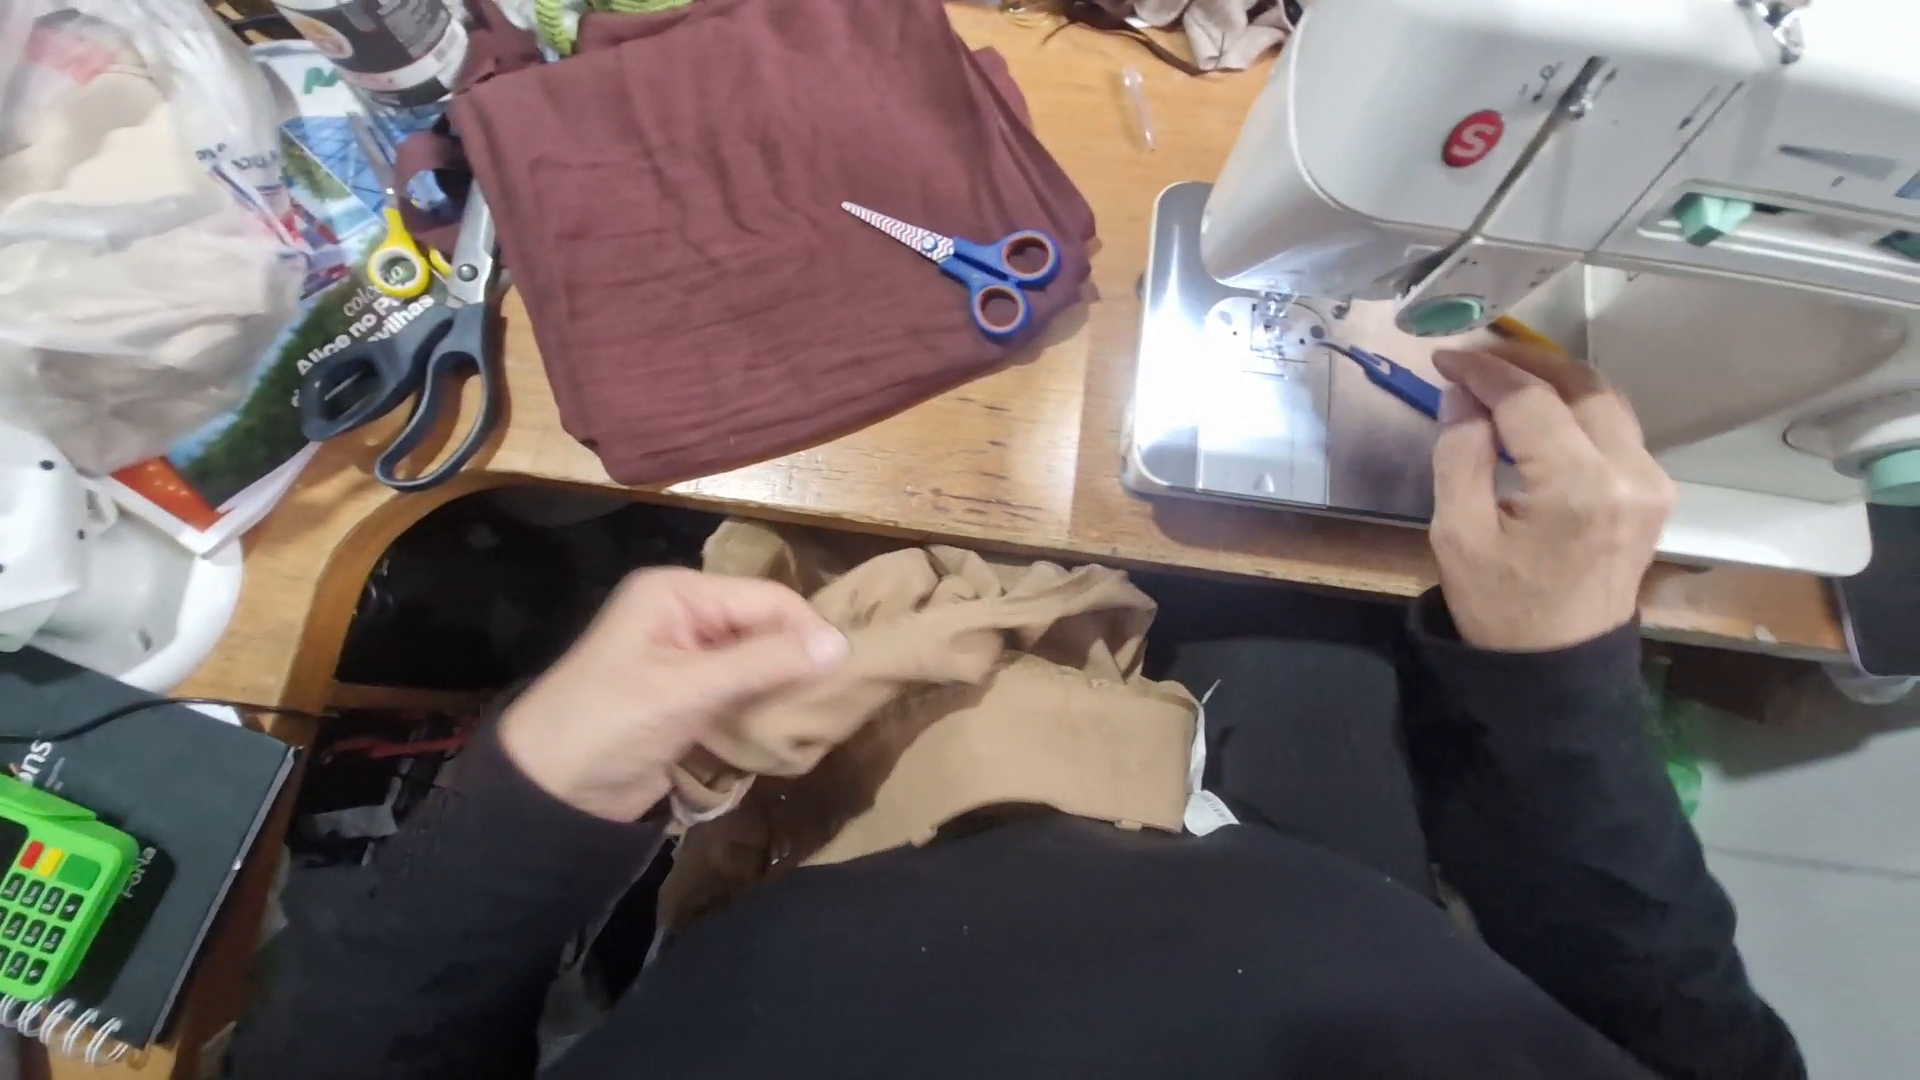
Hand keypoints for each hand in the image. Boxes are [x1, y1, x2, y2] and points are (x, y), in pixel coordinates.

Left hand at [498, 567, 847, 820]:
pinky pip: (747, 688)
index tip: (847, 663)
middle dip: (800, 656)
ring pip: (762, 659)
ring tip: (825, 706)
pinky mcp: (695, 695)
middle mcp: (689, 615)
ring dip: (788, 684)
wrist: (546, 797)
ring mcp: (692, 657)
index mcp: (679, 593)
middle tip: (841, 689)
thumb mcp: (688, 688)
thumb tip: (842, 645)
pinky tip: (794, 721)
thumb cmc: (608, 725)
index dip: (807, 627)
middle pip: (765, 626)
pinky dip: (769, 704)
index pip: (765, 597)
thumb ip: (765, 663)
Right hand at [1429, 342, 1676, 651]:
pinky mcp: (1654, 492)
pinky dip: (1572, 407)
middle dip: (1524, 362)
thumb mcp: (1456, 531)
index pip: (1530, 402)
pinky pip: (1614, 428)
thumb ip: (1459, 455)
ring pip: (1606, 401)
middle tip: (1472, 358)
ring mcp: (1653, 483)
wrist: (1555, 659)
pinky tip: (1534, 411)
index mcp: (1579, 487)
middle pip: (1583, 387)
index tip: (1443, 360)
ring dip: (1552, 379)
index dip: (1484, 372)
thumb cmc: (1496, 602)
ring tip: (1498, 375)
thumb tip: (1461, 397)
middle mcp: (1632, 474)